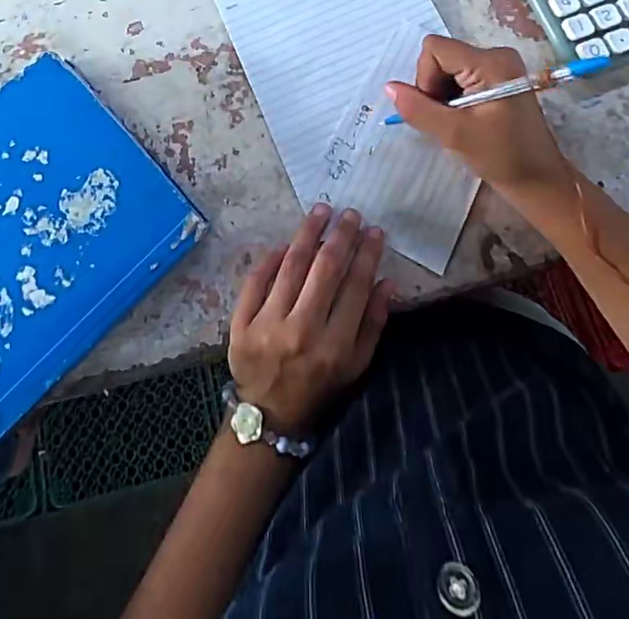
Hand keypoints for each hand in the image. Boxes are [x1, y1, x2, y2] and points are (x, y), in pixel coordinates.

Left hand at [229, 205, 393, 434]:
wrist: (270, 415)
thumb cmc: (320, 387)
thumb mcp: (356, 366)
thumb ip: (373, 325)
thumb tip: (387, 282)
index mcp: (335, 346)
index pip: (355, 287)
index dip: (367, 255)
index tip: (375, 231)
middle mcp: (302, 332)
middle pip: (323, 270)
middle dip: (340, 236)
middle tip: (349, 214)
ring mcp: (267, 325)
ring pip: (290, 268)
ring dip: (307, 235)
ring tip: (320, 212)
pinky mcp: (241, 323)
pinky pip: (256, 280)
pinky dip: (271, 259)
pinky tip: (285, 244)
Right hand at [384, 34, 572, 193]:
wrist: (538, 179)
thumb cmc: (501, 157)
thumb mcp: (454, 134)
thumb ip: (418, 108)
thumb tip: (389, 87)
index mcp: (491, 62)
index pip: (434, 49)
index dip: (425, 78)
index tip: (438, 109)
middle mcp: (496, 55)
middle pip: (440, 57)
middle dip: (433, 88)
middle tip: (448, 119)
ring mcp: (498, 67)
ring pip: (446, 69)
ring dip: (442, 96)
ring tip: (458, 122)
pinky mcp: (498, 79)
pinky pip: (459, 78)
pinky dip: (453, 98)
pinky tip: (464, 119)